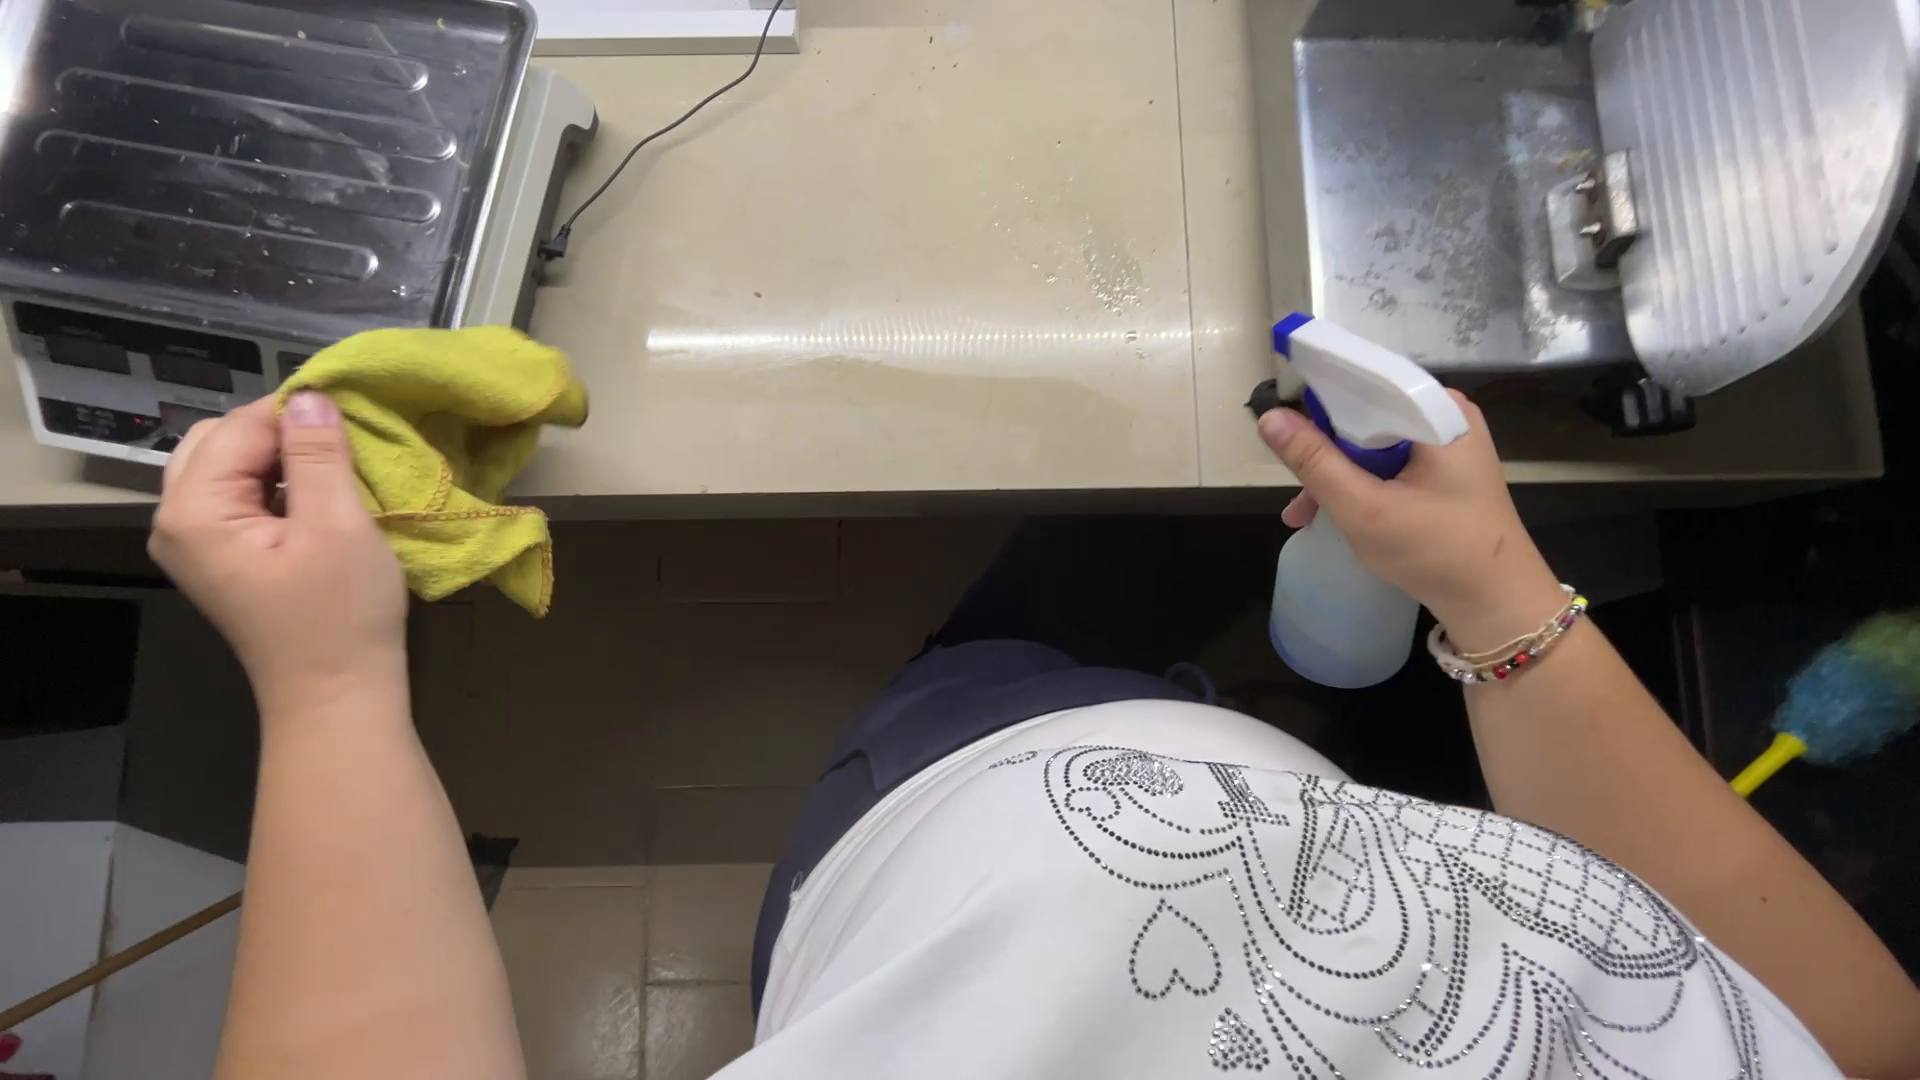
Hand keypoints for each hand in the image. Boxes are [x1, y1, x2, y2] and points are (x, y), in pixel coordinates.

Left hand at [149, 394, 407, 718]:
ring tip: (343, 467)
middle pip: (219, 444)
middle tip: (348, 441)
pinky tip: (325, 499)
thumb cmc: (342, 610)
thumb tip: (313, 396)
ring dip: (284, 460)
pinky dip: (282, 488)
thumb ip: (320, 457)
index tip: (358, 414)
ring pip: (232, 471)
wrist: (338, 689)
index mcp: (194, 511)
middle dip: (282, 432)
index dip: (296, 414)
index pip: (237, 430)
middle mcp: (178, 521)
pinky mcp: (226, 559)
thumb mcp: (340, 526)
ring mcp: (198, 543)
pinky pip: (244, 500)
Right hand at [1257, 392, 1565, 653]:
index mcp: (1438, 412)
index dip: (1317, 396)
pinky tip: (1326, 514)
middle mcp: (1443, 417)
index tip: (1278, 422)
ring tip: (1300, 513)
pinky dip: (1353, 485)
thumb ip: (1313, 461)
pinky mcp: (1438, 471)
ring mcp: (1442, 445)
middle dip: (1321, 448)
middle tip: (1290, 482)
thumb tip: (1268, 418)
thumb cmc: (1435, 552)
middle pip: (1363, 414)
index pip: (1365, 381)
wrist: (1494, 603)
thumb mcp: (1362, 507)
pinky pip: (1382, 463)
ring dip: (1331, 473)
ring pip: (1367, 443)